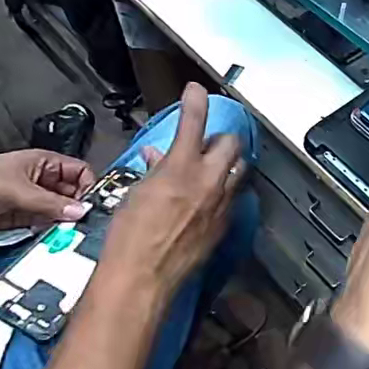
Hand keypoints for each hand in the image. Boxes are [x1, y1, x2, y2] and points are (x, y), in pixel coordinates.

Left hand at [0, 149, 97, 234]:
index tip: (94, 207)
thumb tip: (81, 212)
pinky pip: (43, 227)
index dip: (89, 187)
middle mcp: (41, 182)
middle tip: (88, 228)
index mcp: (44, 164)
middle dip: (79, 209)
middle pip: (72, 195)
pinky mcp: (20, 222)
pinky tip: (58, 243)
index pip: (79, 173)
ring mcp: (31, 203)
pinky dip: (51, 234)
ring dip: (66, 224)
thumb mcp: (15, 190)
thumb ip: (49, 204)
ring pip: (59, 213)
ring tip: (76, 238)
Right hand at [97, 84, 245, 296]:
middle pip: (230, 143)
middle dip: (219, 138)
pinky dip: (225, 190)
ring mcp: (220, 203)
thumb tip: (158, 159)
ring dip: (227, 163)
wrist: (141, 278)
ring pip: (239, 169)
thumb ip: (154, 170)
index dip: (196, 100)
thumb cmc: (129, 239)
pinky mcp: (224, 224)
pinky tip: (211, 197)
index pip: (194, 121)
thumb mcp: (135, 193)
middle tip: (205, 142)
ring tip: (212, 167)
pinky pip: (234, 197)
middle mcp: (208, 181)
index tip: (196, 91)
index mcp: (181, 167)